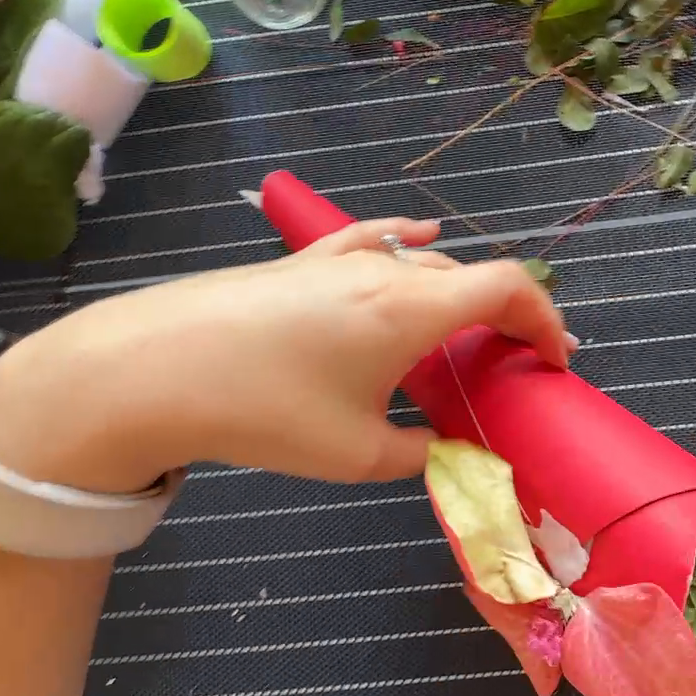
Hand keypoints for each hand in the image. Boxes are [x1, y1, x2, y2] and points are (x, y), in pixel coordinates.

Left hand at [0, 219, 570, 491]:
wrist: (141, 373)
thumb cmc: (263, 413)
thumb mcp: (359, 455)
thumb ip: (423, 452)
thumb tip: (448, 452)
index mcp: (410, 310)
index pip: (507, 288)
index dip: (546, 320)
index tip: (554, 361)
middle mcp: (383, 272)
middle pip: (473, 276)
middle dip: (513, 316)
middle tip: (526, 360)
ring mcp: (339, 261)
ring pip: (427, 265)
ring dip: (467, 295)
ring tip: (478, 332)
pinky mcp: (302, 264)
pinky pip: (375, 242)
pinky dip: (410, 246)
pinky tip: (417, 240)